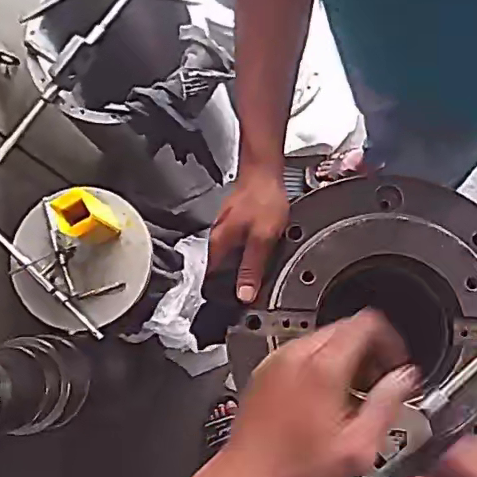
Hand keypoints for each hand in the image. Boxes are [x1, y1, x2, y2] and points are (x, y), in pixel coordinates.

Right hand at [209, 168, 292, 303]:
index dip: (223, 294)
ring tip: (258, 276)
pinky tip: (260, 254)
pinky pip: (238, 246)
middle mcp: (217, 238)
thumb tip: (244, 295)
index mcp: (219, 244)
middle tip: (251, 294)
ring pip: (231, 258)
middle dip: (235, 284)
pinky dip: (247, 254)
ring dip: (242, 269)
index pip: (211, 279)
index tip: (234, 305)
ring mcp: (225, 229)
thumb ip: (252, 268)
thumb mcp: (262, 239)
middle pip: (222, 270)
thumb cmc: (263, 199)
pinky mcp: (235, 223)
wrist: (265, 171)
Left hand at [214, 310, 419, 476]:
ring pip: (326, 338)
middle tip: (377, 384)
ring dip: (347, 358)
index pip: (368, 322)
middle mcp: (298, 354)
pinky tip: (327, 399)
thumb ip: (388, 404)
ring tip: (352, 396)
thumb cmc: (295, 467)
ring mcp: (279, 359)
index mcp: (323, 367)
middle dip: (371, 352)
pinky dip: (323, 365)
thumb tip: (405, 379)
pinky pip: (304, 352)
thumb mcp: (357, 447)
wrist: (247, 476)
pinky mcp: (268, 369)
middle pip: (348, 327)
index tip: (395, 365)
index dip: (391, 340)